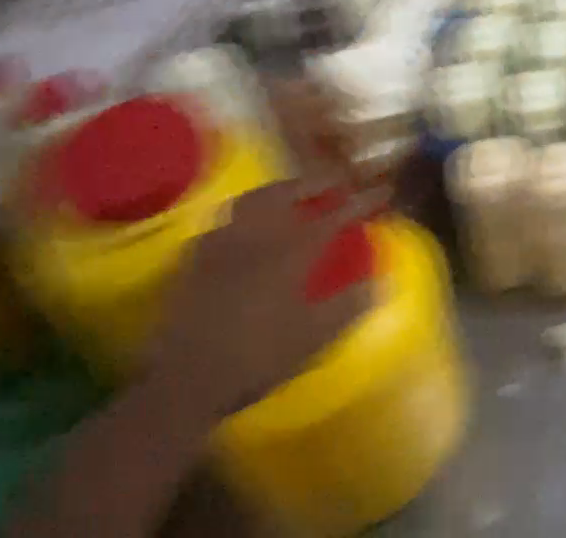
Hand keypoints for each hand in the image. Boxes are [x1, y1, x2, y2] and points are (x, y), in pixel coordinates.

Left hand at [142, 177, 366, 419]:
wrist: (183, 383)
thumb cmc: (255, 359)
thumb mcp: (313, 338)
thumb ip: (348, 306)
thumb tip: (379, 282)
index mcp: (290, 253)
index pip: (334, 216)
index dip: (361, 201)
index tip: (382, 190)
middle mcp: (255, 239)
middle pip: (285, 193)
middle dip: (313, 182)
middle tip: (334, 182)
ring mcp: (220, 247)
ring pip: (250, 201)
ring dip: (276, 191)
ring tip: (291, 195)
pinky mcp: (193, 263)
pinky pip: (222, 224)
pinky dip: (242, 216)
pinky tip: (245, 229)